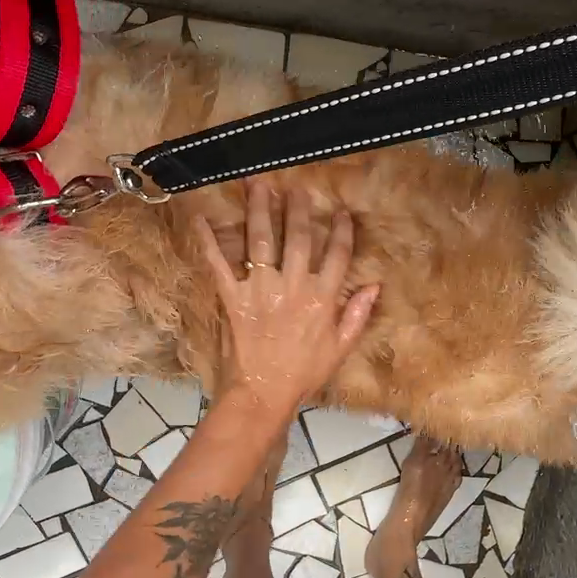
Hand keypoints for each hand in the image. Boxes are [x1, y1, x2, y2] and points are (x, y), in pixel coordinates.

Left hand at [193, 181, 379, 414]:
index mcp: (322, 298)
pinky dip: (208, 241)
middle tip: (296, 188)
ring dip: (260, 211)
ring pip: (261, 241)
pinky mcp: (233, 297)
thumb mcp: (341, 347)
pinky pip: (218, 264)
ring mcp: (261, 289)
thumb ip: (357, 314)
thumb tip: (375, 285)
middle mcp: (293, 286)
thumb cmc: (305, 373)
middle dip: (298, 210)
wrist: (263, 392)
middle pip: (298, 239)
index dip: (342, 231)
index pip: (337, 255)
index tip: (341, 211)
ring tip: (258, 185)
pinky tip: (201, 219)